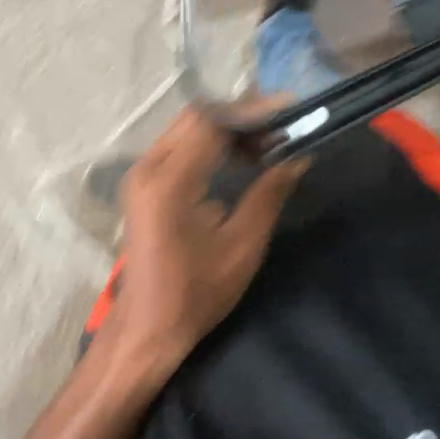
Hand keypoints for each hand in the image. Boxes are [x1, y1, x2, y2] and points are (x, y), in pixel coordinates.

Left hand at [105, 109, 307, 372]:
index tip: (287, 110)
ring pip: (188, 127)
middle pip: (197, 117)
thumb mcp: (243, 246)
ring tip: (267, 140)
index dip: (250, 111)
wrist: (146, 328)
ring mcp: (141, 174)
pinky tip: (240, 154)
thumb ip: (268, 195)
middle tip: (281, 125)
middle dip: (241, 115)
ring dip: (227, 127)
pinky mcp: (144, 183)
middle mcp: (148, 168)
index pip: (210, 123)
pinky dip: (211, 141)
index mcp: (169, 184)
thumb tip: (298, 157)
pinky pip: (179, 143)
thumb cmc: (195, 294)